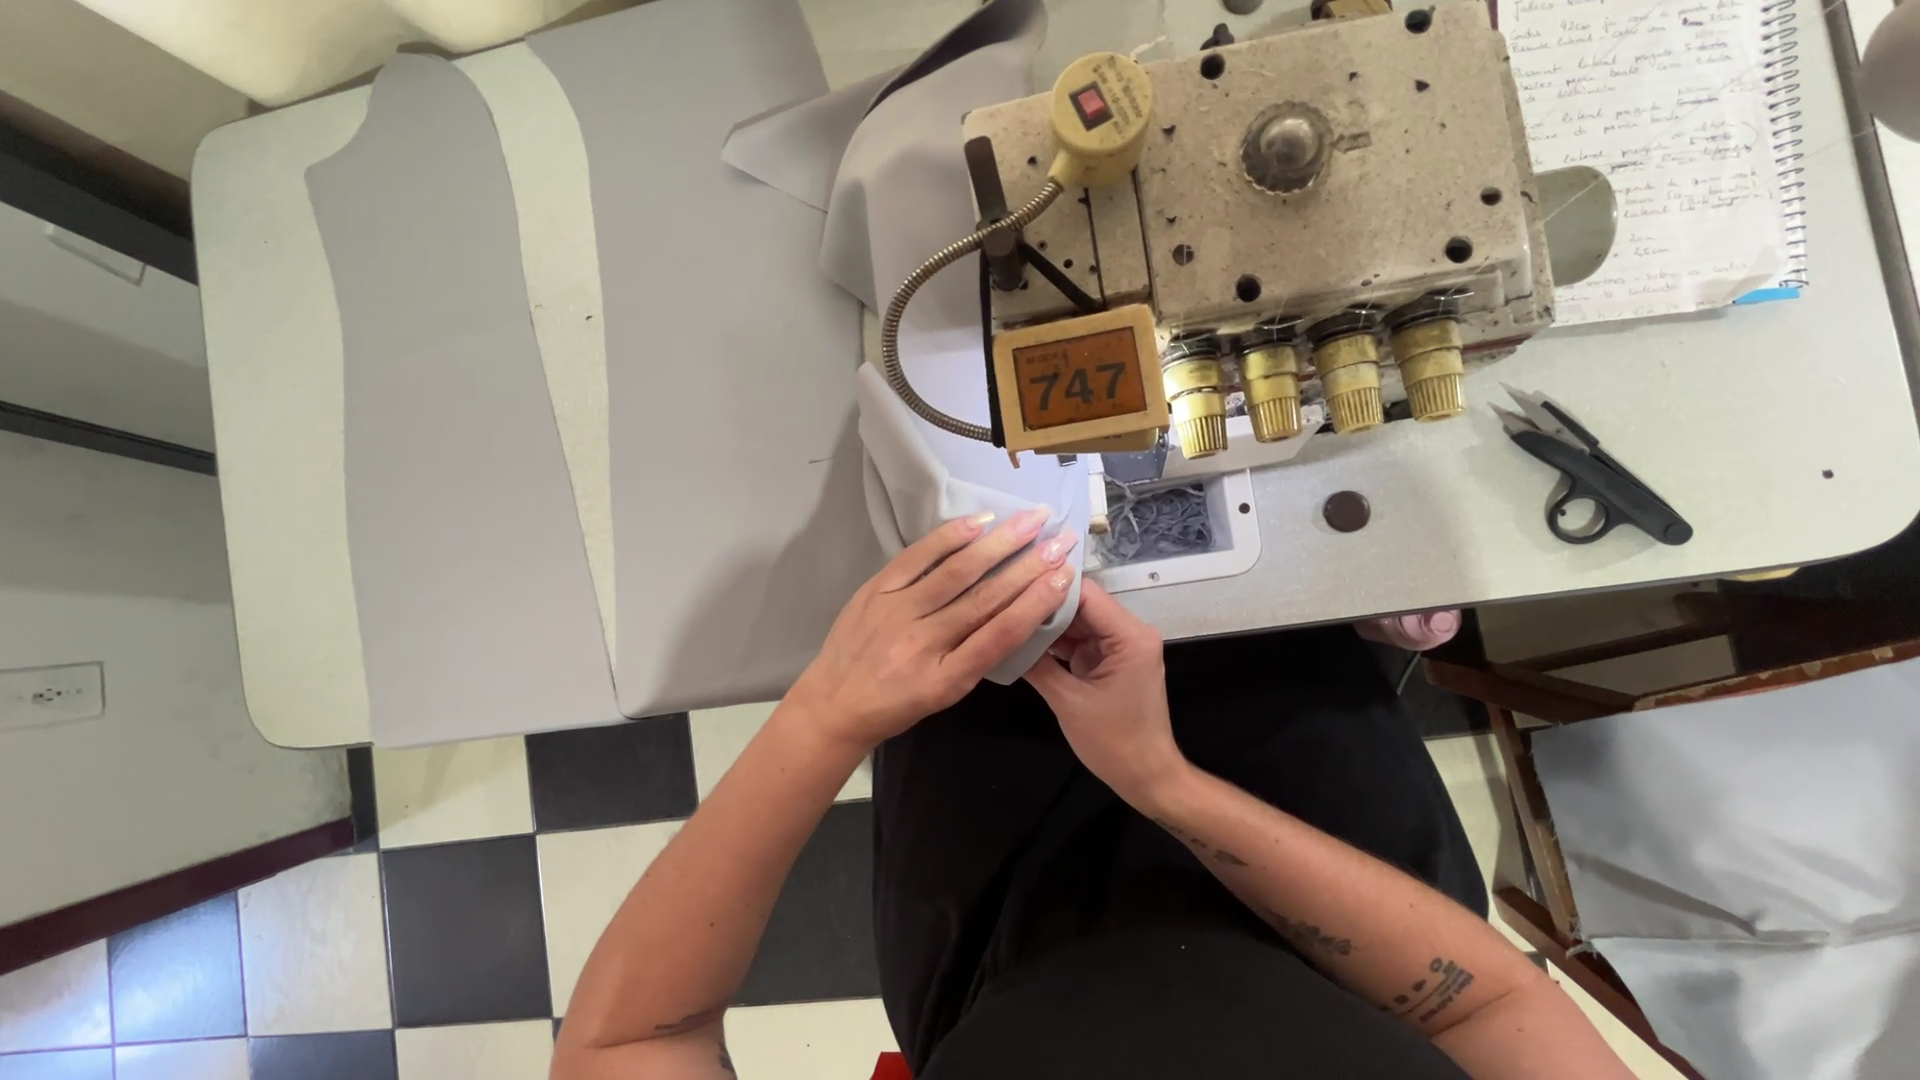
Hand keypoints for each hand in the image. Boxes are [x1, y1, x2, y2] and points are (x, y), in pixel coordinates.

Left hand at [787, 506, 1077, 749]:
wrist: (834, 705)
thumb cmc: (897, 705)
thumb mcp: (945, 694)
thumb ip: (978, 656)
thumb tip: (1017, 610)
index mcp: (946, 678)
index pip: (1000, 635)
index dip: (1036, 603)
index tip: (1064, 576)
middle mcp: (923, 643)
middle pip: (985, 598)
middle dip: (1029, 566)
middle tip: (1062, 540)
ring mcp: (896, 613)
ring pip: (956, 572)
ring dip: (999, 543)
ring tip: (1031, 520)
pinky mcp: (875, 591)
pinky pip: (917, 558)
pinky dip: (949, 538)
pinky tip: (979, 523)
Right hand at [1023, 581, 1188, 807]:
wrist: (1146, 777)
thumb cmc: (1114, 742)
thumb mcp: (1069, 702)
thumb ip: (1037, 665)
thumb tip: (1002, 636)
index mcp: (1130, 637)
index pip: (1086, 594)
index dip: (1050, 588)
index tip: (1013, 587)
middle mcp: (1130, 633)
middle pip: (1081, 604)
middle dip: (1043, 605)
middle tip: (1002, 601)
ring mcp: (1119, 646)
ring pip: (1077, 621)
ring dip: (1045, 624)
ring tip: (1006, 616)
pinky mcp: (1109, 660)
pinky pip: (1078, 640)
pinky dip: (1053, 642)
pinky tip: (1022, 639)